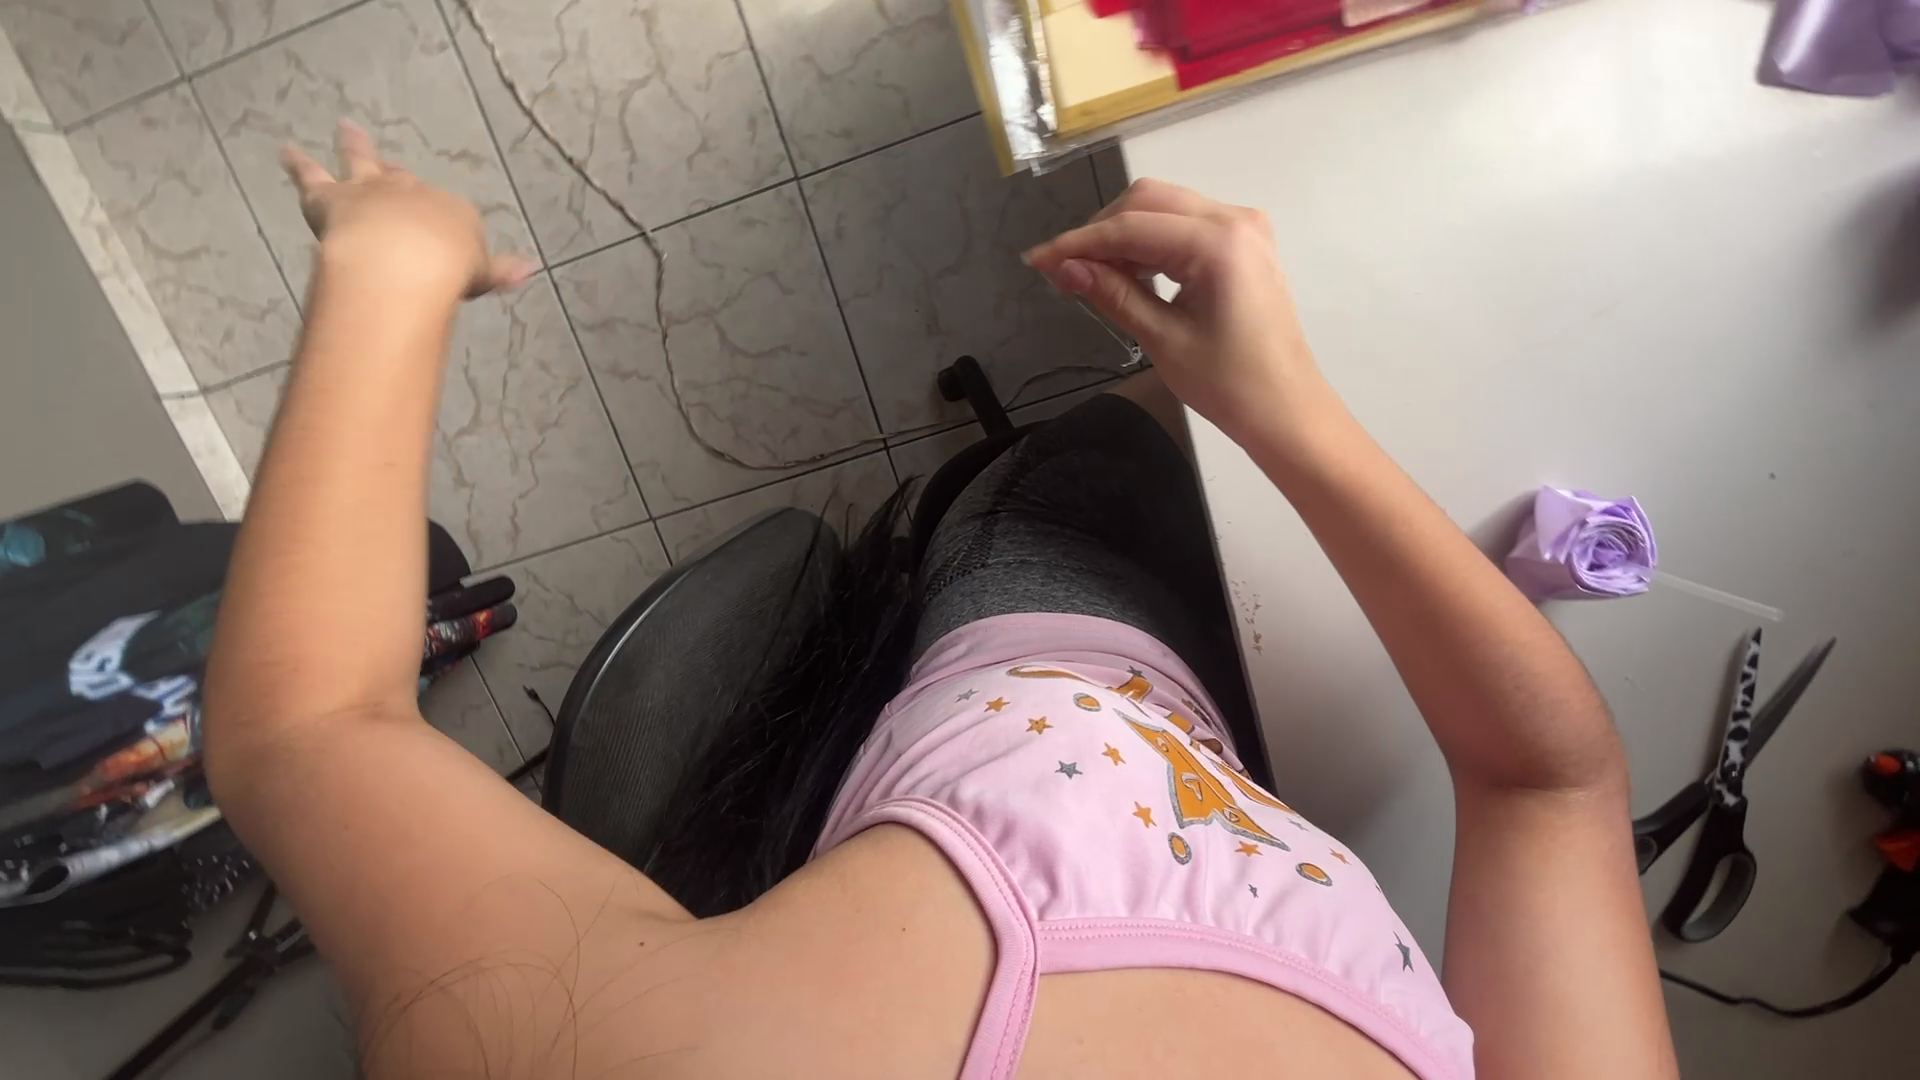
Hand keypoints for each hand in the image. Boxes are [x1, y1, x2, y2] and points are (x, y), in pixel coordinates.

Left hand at [282, 120, 533, 299]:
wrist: (406, 260)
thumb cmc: (452, 271)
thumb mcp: (486, 273)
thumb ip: (503, 270)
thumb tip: (532, 268)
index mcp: (454, 210)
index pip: (453, 215)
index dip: (449, 228)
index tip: (450, 244)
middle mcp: (412, 191)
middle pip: (407, 181)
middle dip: (403, 178)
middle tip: (398, 168)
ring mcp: (370, 190)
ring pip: (361, 161)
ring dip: (355, 145)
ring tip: (346, 127)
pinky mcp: (329, 196)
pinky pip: (309, 174)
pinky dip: (297, 162)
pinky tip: (285, 150)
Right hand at [1023, 179, 1329, 442]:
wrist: (1284, 408)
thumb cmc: (1228, 384)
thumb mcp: (1162, 339)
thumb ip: (1113, 295)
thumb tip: (1064, 269)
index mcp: (1218, 243)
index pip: (1131, 227)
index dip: (1078, 242)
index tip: (1038, 261)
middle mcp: (1234, 219)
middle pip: (1147, 201)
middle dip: (1099, 232)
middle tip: (1063, 271)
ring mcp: (1243, 228)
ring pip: (1164, 209)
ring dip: (1122, 236)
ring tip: (1091, 277)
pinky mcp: (1243, 245)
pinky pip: (1184, 227)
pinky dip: (1149, 244)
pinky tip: (1128, 274)